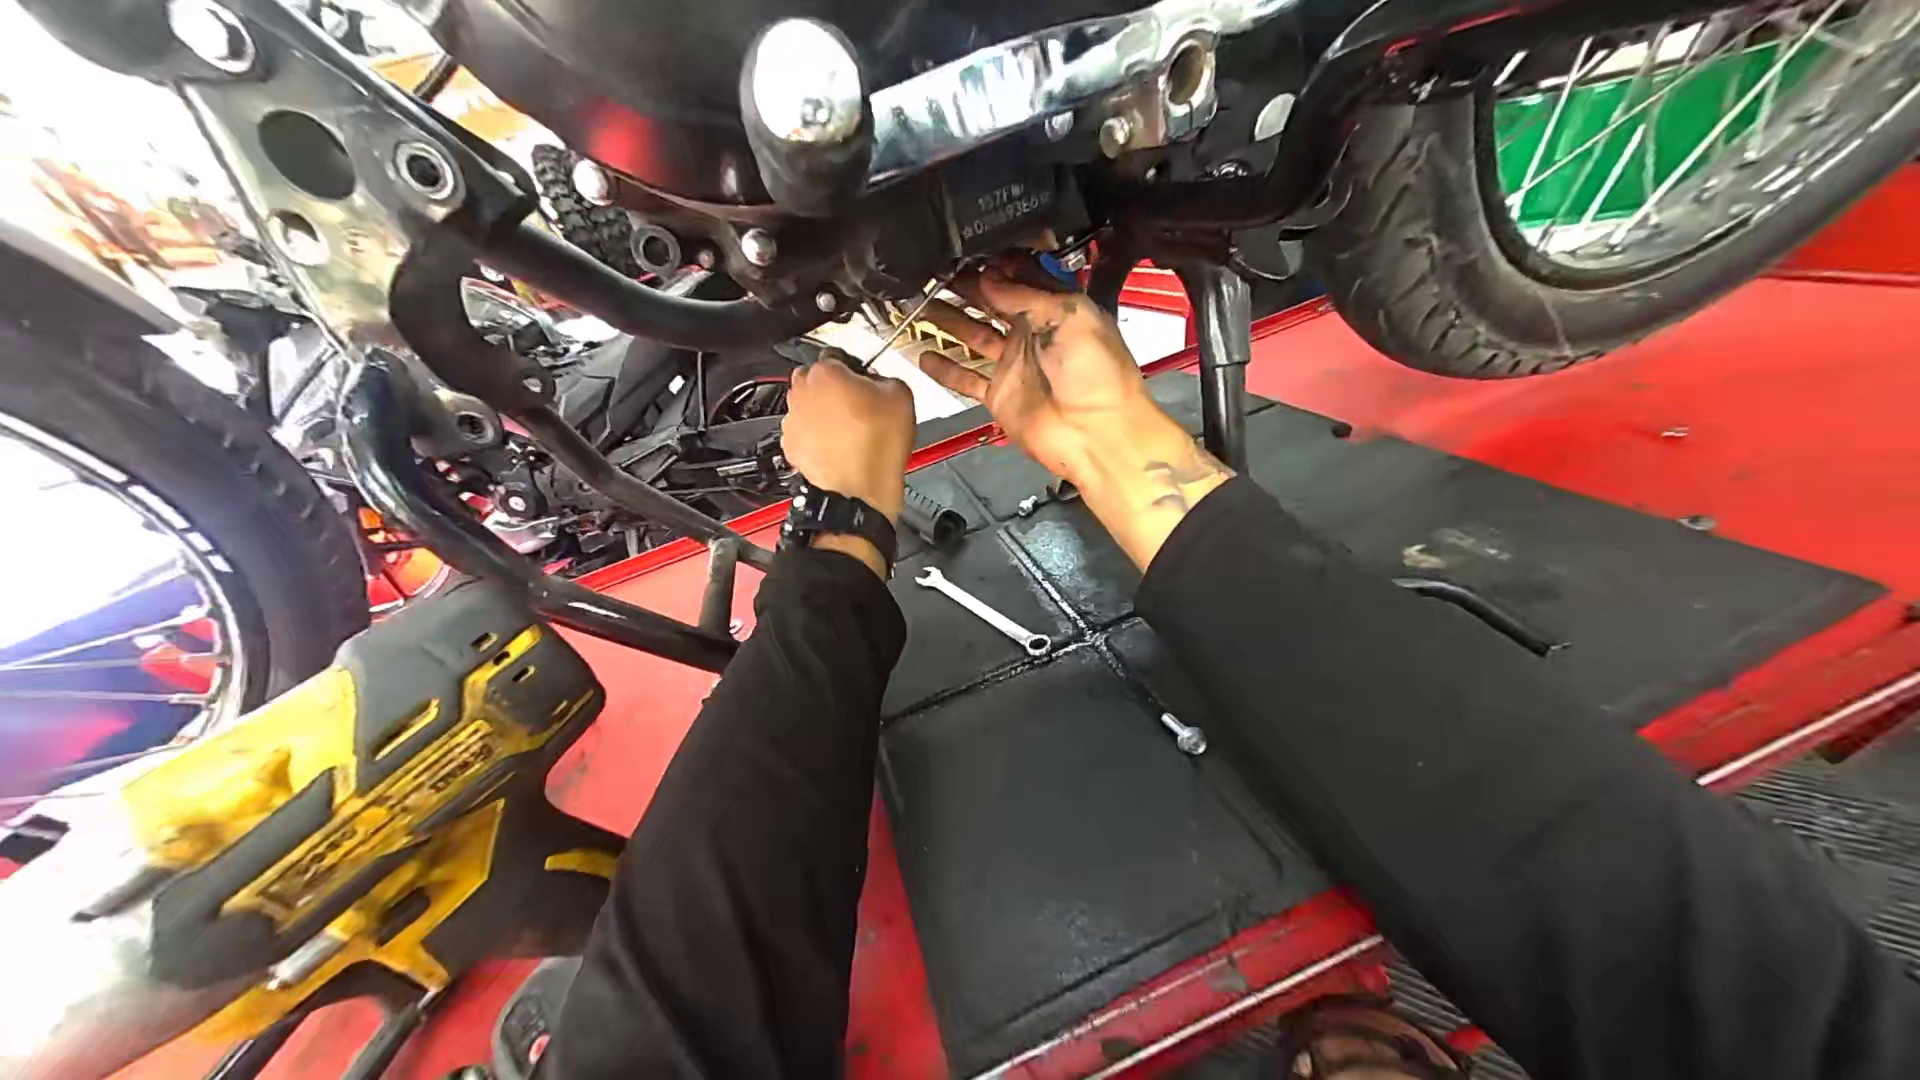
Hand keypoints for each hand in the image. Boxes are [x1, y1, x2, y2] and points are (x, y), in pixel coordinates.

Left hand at [780, 349, 914, 575]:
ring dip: (826, 415)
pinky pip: (806, 433)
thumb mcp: (901, 396)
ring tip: (852, 433)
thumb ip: (886, 378)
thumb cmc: (876, 448)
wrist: (859, 493)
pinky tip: (841, 448)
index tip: (867, 384)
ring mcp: (793, 421)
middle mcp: (801, 393)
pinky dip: (819, 438)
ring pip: (810, 408)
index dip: (857, 371)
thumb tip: (881, 382)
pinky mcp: (792, 447)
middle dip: (836, 391)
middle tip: (860, 408)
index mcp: (825, 372)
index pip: (839, 358)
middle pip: (819, 382)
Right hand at [914, 256, 1232, 568]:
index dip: (994, 266)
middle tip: (935, 272)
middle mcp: (1032, 335)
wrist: (1095, 434)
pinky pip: (965, 378)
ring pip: (971, 335)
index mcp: (1055, 310)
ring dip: (947, 320)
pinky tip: (924, 354)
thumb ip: (1028, 294)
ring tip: (920, 302)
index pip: (1019, 279)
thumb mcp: (1070, 316)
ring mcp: (1013, 366)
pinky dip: (945, 368)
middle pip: (991, 304)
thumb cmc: (1098, 376)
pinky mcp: (999, 395)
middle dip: (965, 287)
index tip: (967, 254)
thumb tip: (992, 277)